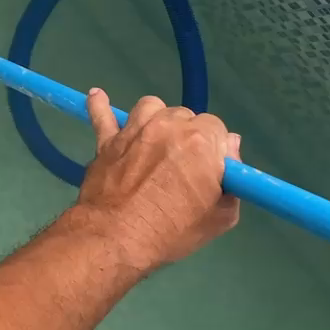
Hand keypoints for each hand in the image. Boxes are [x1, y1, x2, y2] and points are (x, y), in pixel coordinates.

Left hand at [72, 89, 240, 270]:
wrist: (118, 233)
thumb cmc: (174, 229)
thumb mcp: (221, 215)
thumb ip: (232, 179)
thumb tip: (229, 146)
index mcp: (199, 141)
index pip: (216, 127)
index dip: (214, 147)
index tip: (210, 168)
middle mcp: (165, 126)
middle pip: (183, 116)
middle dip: (188, 135)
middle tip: (183, 165)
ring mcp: (132, 130)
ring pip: (150, 107)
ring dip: (156, 119)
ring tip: (156, 140)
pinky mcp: (105, 140)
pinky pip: (100, 114)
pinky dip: (99, 105)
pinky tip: (97, 96)